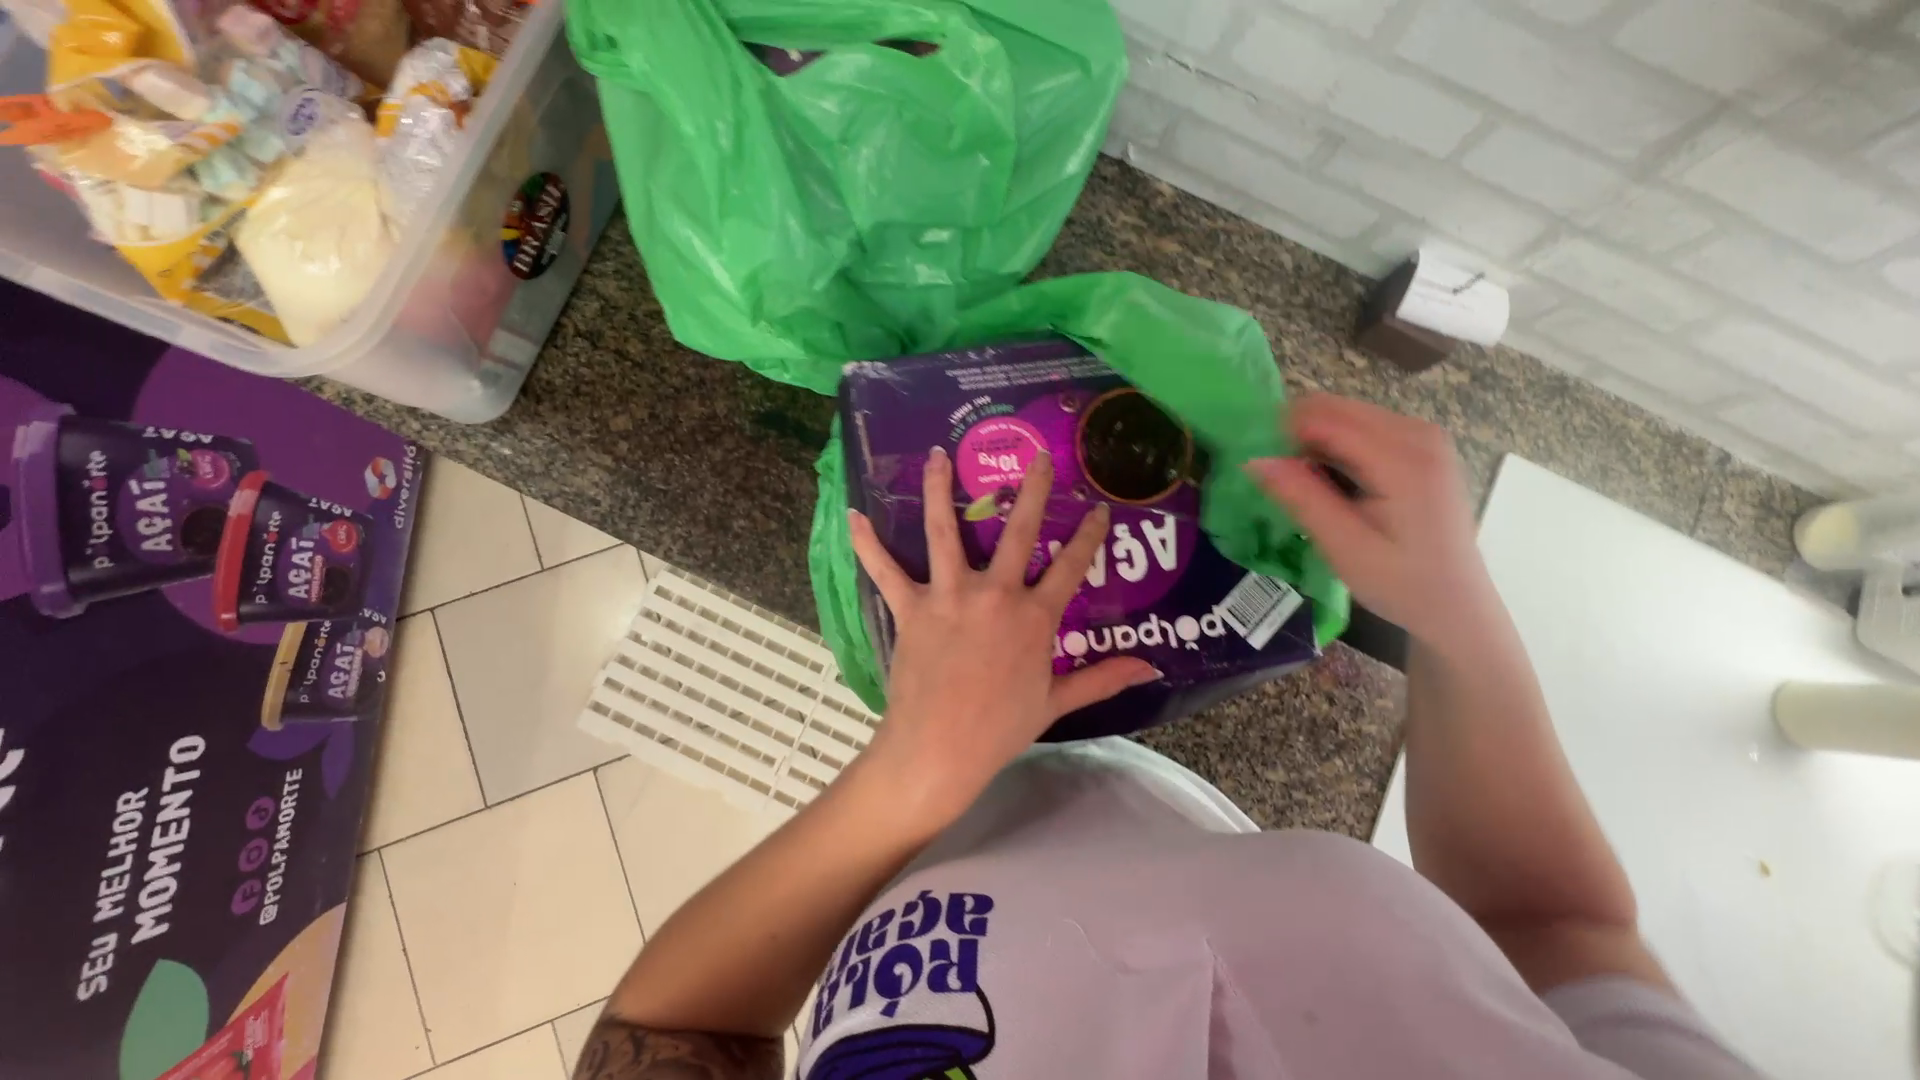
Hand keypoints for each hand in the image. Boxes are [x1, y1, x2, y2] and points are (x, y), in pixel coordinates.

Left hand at [848, 446, 1160, 826]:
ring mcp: (949, 597)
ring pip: (944, 531)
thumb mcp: (1058, 702)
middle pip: (1018, 531)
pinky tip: (853, 514)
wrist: (940, 750)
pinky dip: (868, 543)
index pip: (1071, 566)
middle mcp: (995, 594)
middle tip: (1037, 456)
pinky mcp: (911, 609)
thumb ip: (1103, 678)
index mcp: (1035, 618)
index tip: (1098, 508)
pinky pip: (885, 570)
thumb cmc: (1000, 729)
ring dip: (940, 490)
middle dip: (1031, 489)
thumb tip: (1152, 667)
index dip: (1088, 536)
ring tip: (939, 454)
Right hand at [1244, 394, 1497, 644]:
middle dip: (1297, 434)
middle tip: (1276, 477)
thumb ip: (1302, 498)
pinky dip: (1336, 444)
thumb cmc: (1402, 584)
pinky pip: (1364, 427)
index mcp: (1403, 460)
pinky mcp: (1423, 447)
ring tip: (1301, 484)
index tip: (1256, 463)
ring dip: (1314, 439)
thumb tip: (1254, 460)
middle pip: (1336, 408)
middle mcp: (1419, 435)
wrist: (1456, 605)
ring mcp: (1424, 438)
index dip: (1282, 432)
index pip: (1326, 418)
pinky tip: (1329, 481)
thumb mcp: (1345, 548)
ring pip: (1347, 414)